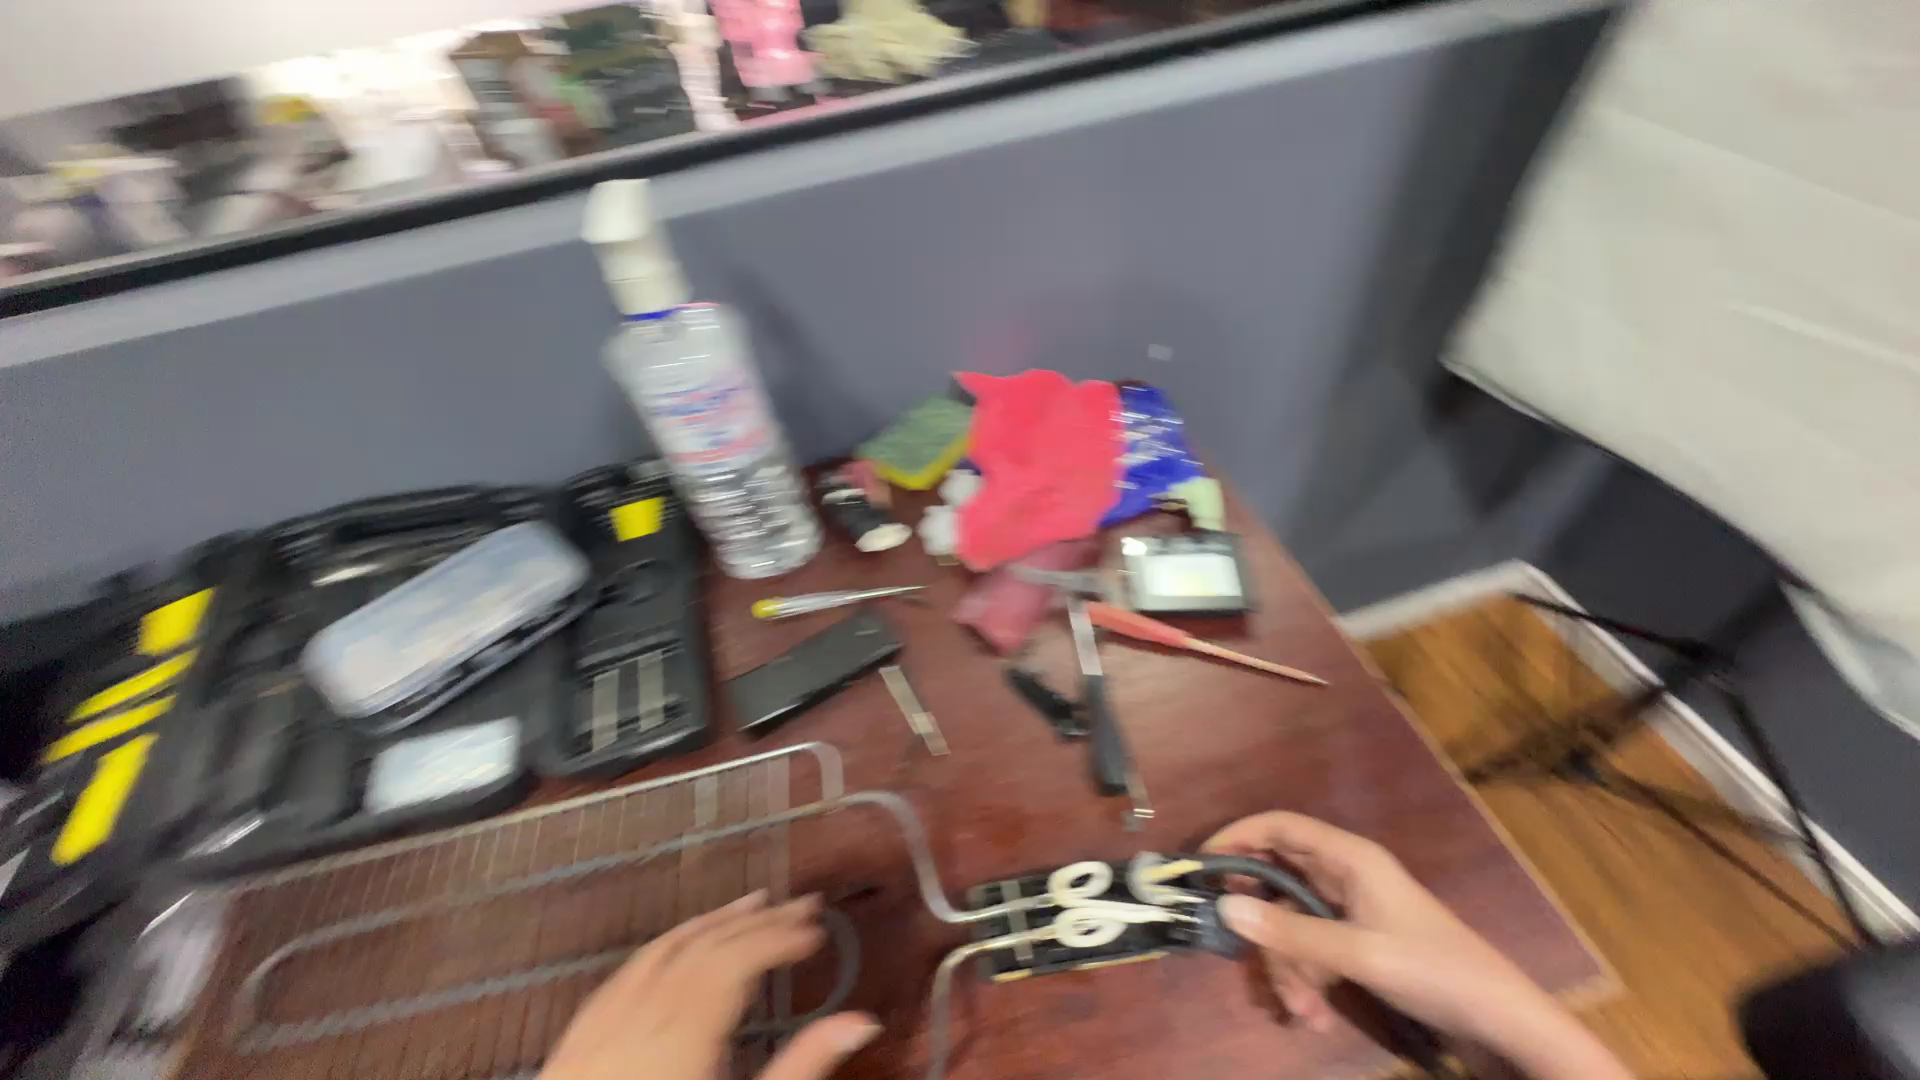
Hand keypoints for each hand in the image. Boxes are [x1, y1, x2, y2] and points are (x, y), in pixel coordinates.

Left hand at [540, 891, 879, 1079]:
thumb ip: (802, 1066)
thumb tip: (862, 1021)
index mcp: (684, 1038)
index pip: (737, 961)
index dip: (779, 936)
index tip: (817, 929)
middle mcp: (641, 1018)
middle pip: (705, 949)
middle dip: (757, 923)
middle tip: (801, 906)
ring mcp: (604, 1026)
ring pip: (663, 952)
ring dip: (712, 922)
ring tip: (753, 903)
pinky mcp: (579, 1041)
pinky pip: (626, 974)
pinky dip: (664, 946)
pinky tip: (682, 941)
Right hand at [1203, 812, 1632, 1079]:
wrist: (1506, 1027)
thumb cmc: (1436, 971)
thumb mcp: (1359, 954)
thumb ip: (1290, 933)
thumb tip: (1222, 907)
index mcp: (1348, 858)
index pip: (1279, 826)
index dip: (1237, 837)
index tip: (1203, 866)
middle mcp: (1345, 876)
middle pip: (1278, 883)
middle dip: (1264, 927)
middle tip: (1243, 953)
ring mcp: (1352, 912)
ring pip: (1292, 925)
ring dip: (1288, 968)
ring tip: (1301, 1013)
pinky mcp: (1359, 945)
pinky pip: (1312, 951)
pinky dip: (1307, 982)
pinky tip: (1315, 1017)